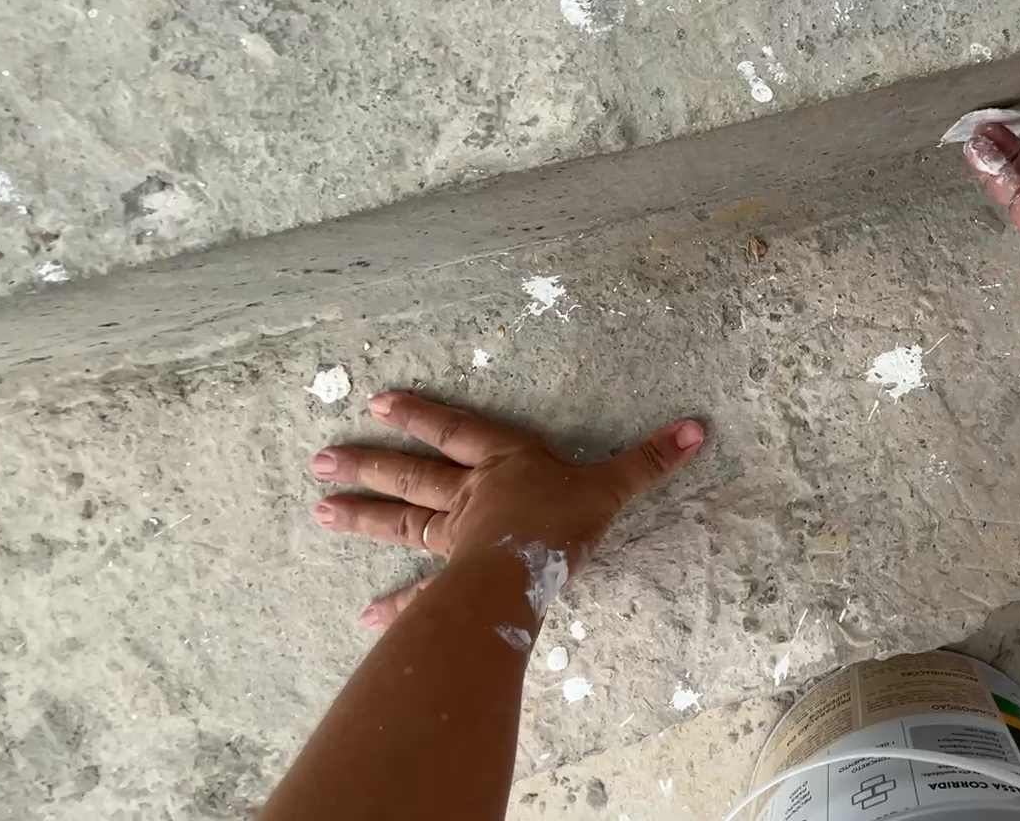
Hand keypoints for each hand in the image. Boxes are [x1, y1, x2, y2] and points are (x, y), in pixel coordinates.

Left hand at [308, 391, 705, 628]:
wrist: (526, 575)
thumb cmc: (563, 522)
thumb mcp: (614, 484)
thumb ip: (651, 458)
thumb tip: (699, 427)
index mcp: (505, 464)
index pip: (460, 432)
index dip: (424, 417)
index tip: (380, 404)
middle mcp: (472, 496)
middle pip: (416, 476)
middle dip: (373, 465)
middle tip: (323, 458)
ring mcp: (456, 540)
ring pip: (404, 522)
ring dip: (364, 515)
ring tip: (320, 509)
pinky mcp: (455, 582)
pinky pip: (422, 590)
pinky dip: (397, 602)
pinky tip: (367, 615)